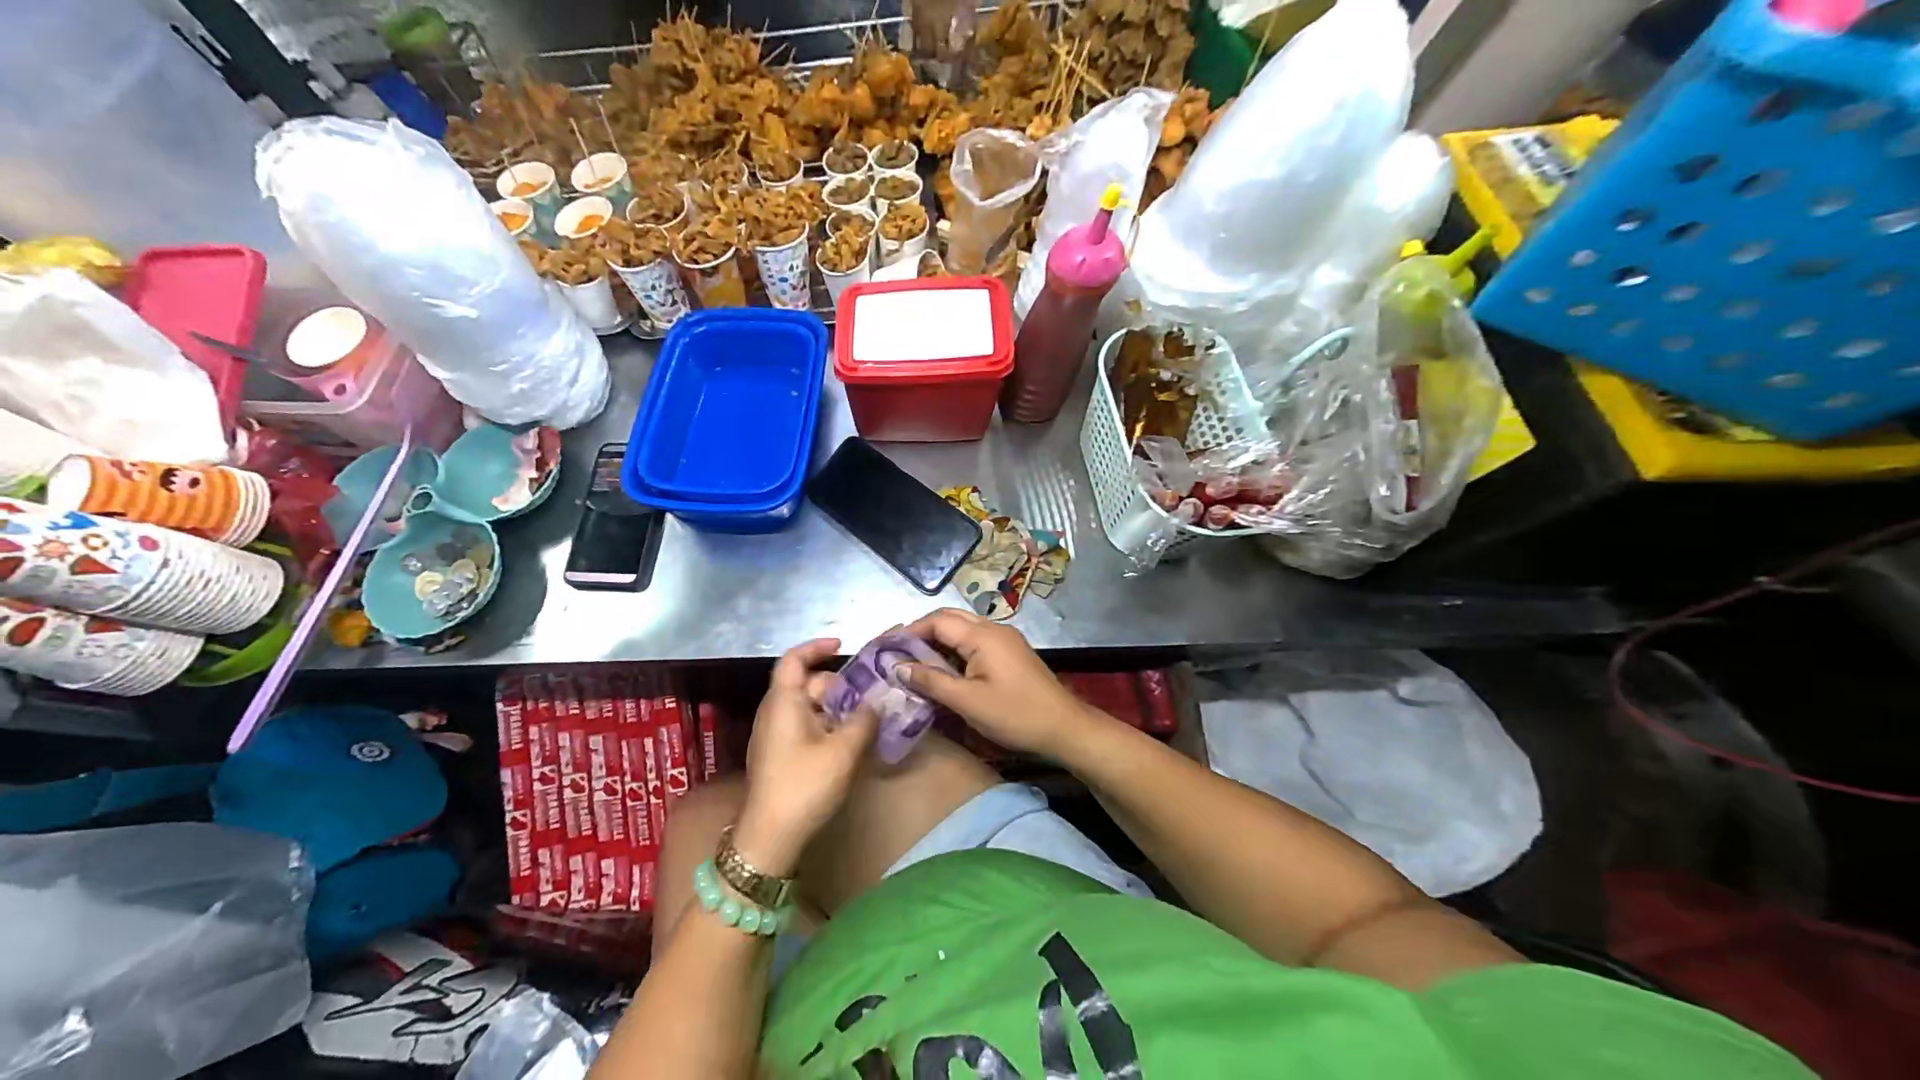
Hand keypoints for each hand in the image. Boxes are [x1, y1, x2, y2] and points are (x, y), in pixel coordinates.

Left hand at [736, 638, 876, 876]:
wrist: (770, 837)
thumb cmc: (804, 785)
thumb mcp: (843, 750)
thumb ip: (864, 720)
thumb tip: (876, 702)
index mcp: (783, 702)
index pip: (794, 659)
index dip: (816, 647)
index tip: (843, 645)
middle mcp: (775, 712)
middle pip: (807, 684)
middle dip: (838, 685)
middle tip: (869, 694)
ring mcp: (775, 735)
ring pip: (808, 707)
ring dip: (836, 708)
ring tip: (866, 717)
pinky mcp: (779, 755)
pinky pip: (805, 726)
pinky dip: (827, 725)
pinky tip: (849, 741)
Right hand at [897, 609, 1104, 761]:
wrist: (1064, 727)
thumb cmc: (1015, 714)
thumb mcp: (967, 701)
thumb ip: (931, 681)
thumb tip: (897, 666)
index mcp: (982, 635)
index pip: (937, 620)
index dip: (909, 631)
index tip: (886, 648)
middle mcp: (993, 629)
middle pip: (950, 619)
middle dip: (922, 632)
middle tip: (898, 653)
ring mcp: (1005, 640)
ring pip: (963, 629)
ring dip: (938, 641)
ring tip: (915, 662)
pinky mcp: (1010, 654)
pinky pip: (975, 642)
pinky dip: (955, 650)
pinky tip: (943, 670)